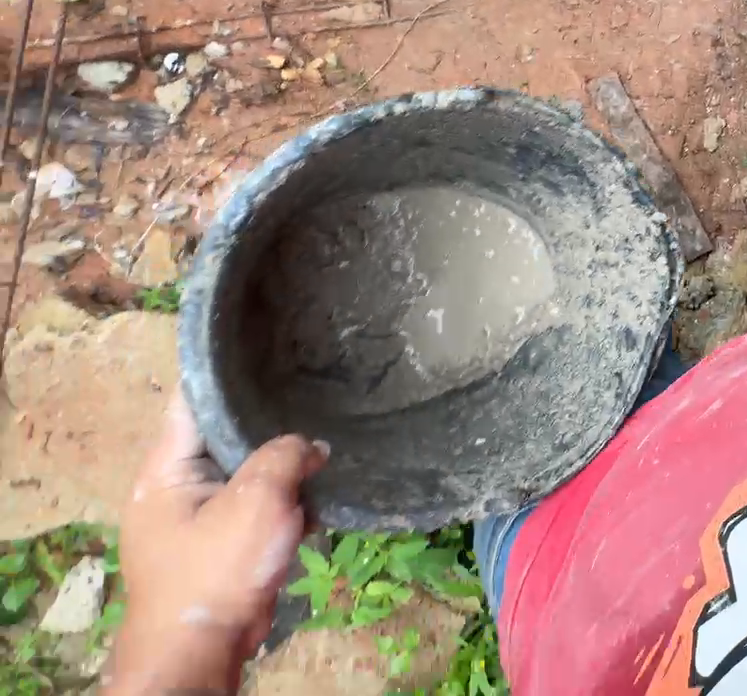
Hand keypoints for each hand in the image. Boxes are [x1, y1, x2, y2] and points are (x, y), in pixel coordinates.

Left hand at [104, 395, 327, 693]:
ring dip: (292, 459)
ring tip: (335, 432)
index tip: (268, 344)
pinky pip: (268, 499)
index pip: (192, 404)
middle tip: (321, 384)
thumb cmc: (218, 565)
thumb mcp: (258, 497)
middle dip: (274, 416)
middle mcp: (181, 487)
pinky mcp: (230, 537)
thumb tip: (312, 445)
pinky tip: (328, 483)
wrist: (205, 644)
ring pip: (256, 467)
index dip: (225, 374)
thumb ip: (288, 454)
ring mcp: (205, 514)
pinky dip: (295, 492)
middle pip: (231, 435)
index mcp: (168, 473)